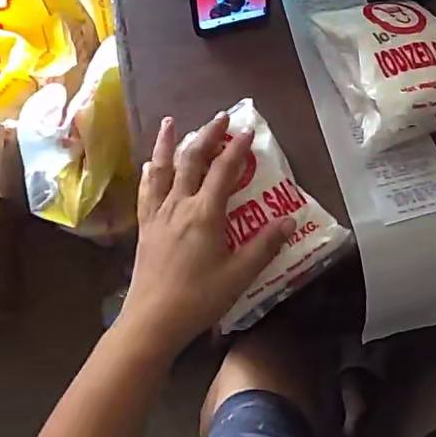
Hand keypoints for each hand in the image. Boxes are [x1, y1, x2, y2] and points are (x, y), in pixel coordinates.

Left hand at [116, 114, 292, 360]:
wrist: (152, 319)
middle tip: (220, 117)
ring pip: (163, 169)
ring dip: (168, 143)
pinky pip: (146, 191)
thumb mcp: (239, 274)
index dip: (237, 148)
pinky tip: (149, 165)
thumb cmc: (199, 298)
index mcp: (205, 213)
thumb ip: (265, 246)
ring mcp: (158, 213)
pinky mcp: (145, 226)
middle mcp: (179, 204)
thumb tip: (290, 220)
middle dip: (207, 135)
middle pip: (192, 160)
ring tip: (171, 122)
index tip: (248, 130)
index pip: (225, 171)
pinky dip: (150, 173)